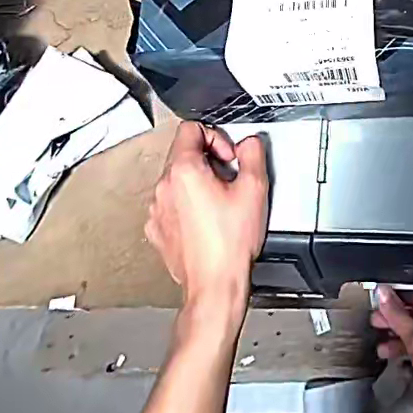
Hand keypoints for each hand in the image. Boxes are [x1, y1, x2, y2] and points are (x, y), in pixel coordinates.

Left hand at [145, 122, 268, 321]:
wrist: (215, 284)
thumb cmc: (231, 241)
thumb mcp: (255, 188)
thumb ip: (253, 153)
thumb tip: (248, 144)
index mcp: (184, 171)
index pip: (191, 129)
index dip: (215, 136)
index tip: (228, 156)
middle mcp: (164, 187)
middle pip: (184, 153)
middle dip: (209, 159)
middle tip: (230, 179)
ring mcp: (157, 209)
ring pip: (177, 178)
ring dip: (198, 182)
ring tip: (220, 202)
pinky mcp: (157, 228)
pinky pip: (171, 202)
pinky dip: (188, 204)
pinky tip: (207, 219)